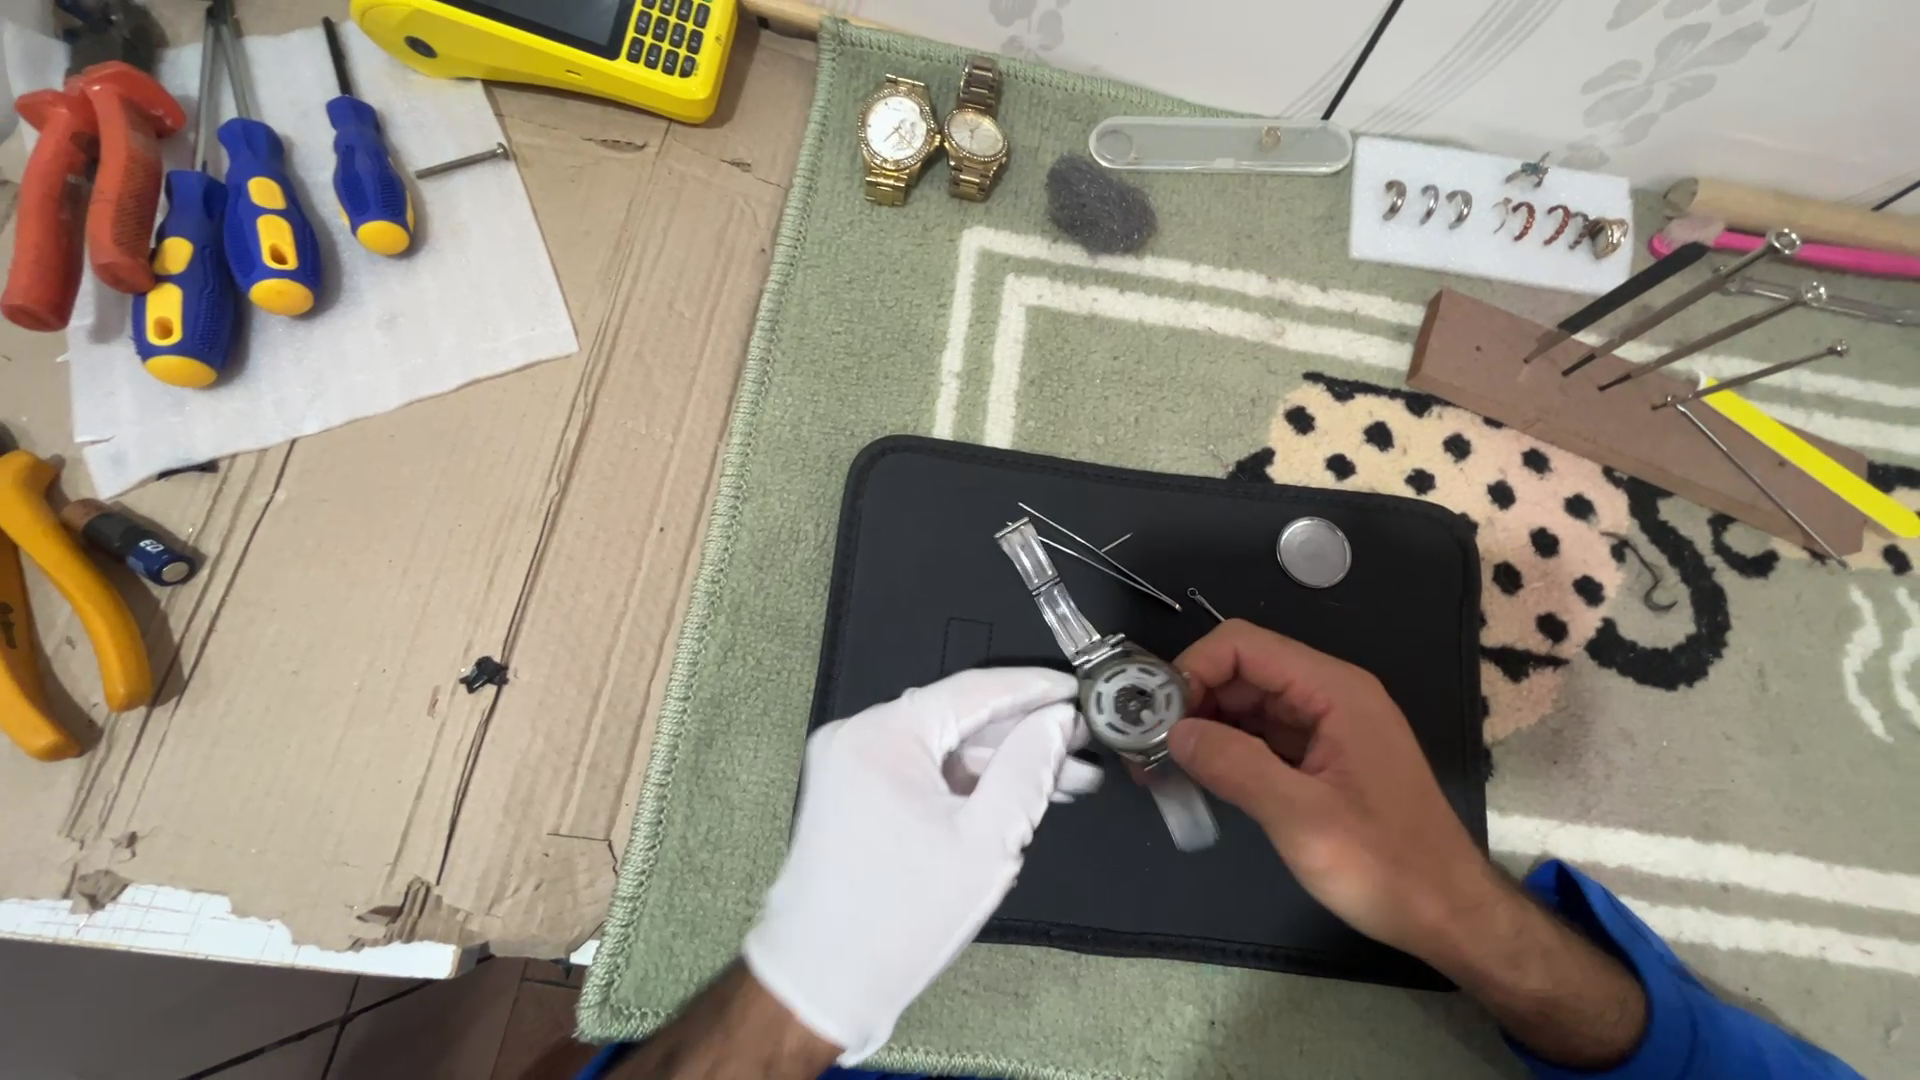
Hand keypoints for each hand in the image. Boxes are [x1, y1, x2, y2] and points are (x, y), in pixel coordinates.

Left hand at [743, 667, 1083, 1062]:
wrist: (820, 986)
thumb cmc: (902, 919)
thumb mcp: (987, 841)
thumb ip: (1028, 768)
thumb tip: (1057, 720)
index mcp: (882, 734)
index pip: (971, 691)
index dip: (1032, 688)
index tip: (1077, 689)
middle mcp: (859, 734)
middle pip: (958, 718)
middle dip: (1022, 735)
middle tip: (1081, 743)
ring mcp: (851, 762)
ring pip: (943, 747)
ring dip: (1000, 762)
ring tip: (1065, 778)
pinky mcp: (852, 791)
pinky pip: (922, 770)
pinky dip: (966, 782)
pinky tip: (1014, 796)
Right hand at [1165, 620, 1497, 962]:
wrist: (1449, 918)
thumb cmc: (1387, 866)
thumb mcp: (1304, 818)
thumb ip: (1235, 766)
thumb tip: (1174, 732)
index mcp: (1333, 691)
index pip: (1244, 646)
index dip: (1194, 668)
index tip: (1158, 714)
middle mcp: (1327, 695)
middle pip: (1240, 670)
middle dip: (1190, 698)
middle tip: (1148, 743)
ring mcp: (1322, 725)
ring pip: (1243, 702)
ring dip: (1201, 725)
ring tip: (1162, 761)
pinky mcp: (1315, 755)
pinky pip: (1256, 733)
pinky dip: (1222, 747)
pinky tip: (1196, 773)